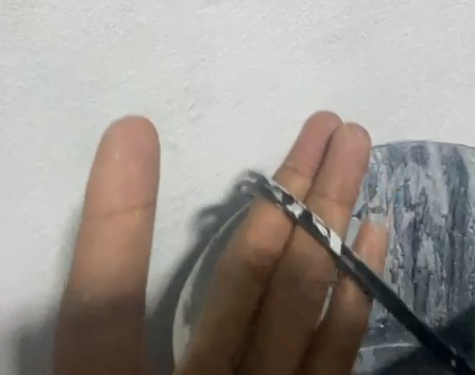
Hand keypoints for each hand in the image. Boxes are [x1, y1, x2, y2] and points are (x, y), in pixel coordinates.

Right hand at [53, 112, 388, 374]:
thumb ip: (103, 340)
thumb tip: (108, 228)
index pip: (101, 311)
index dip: (116, 218)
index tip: (133, 131)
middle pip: (245, 278)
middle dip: (289, 191)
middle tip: (328, 123)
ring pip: (302, 297)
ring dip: (332, 213)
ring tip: (356, 148)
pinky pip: (337, 352)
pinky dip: (357, 285)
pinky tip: (373, 231)